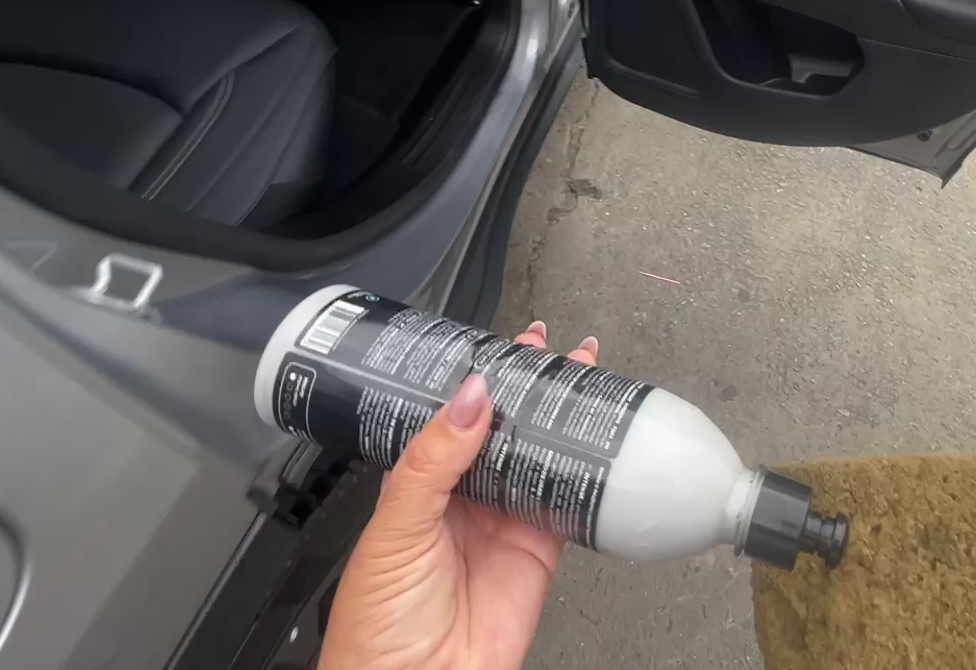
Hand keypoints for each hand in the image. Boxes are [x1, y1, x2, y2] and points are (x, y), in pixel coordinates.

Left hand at [320, 321, 599, 669]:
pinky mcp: (540, 544)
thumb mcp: (394, 530)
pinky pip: (569, 495)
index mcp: (425, 480)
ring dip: (564, 414)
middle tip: (556, 349)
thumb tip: (471, 395)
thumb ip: (433, 459)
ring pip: (542, 450)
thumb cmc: (376, 630)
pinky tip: (599, 438)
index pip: (461, 413)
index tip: (509, 344)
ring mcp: (507, 515)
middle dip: (533, 386)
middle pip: (509, 425)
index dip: (487, 376)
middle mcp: (469, 492)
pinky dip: (587, 467)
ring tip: (583, 374)